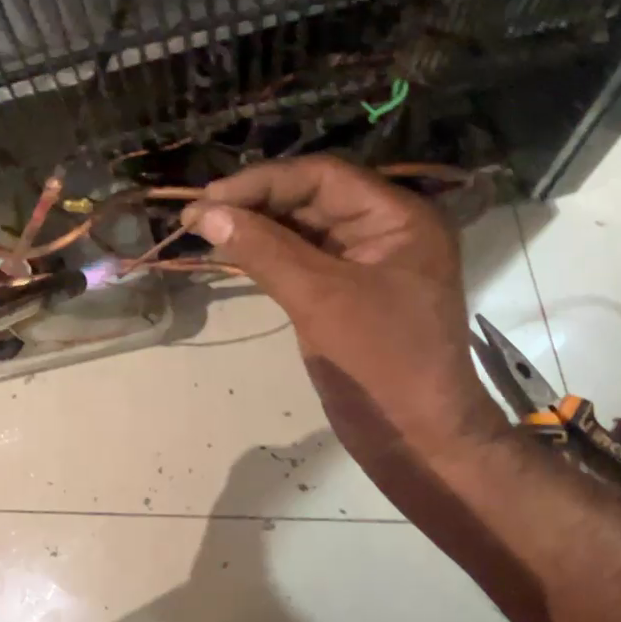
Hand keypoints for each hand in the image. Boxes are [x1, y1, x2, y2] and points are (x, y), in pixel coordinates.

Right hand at [184, 156, 509, 468]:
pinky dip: (265, 251)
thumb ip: (263, 250)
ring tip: (203, 227)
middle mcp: (385, 229)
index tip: (210, 198)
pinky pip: (300, 255)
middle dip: (254, 202)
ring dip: (254, 225)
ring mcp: (366, 260)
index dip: (263, 181)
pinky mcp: (347, 289)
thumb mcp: (320, 300)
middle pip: (310, 197)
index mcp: (398, 218)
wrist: (422, 444)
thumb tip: (206, 214)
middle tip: (198, 213)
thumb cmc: (383, 365)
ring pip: (301, 225)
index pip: (322, 177)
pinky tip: (229, 250)